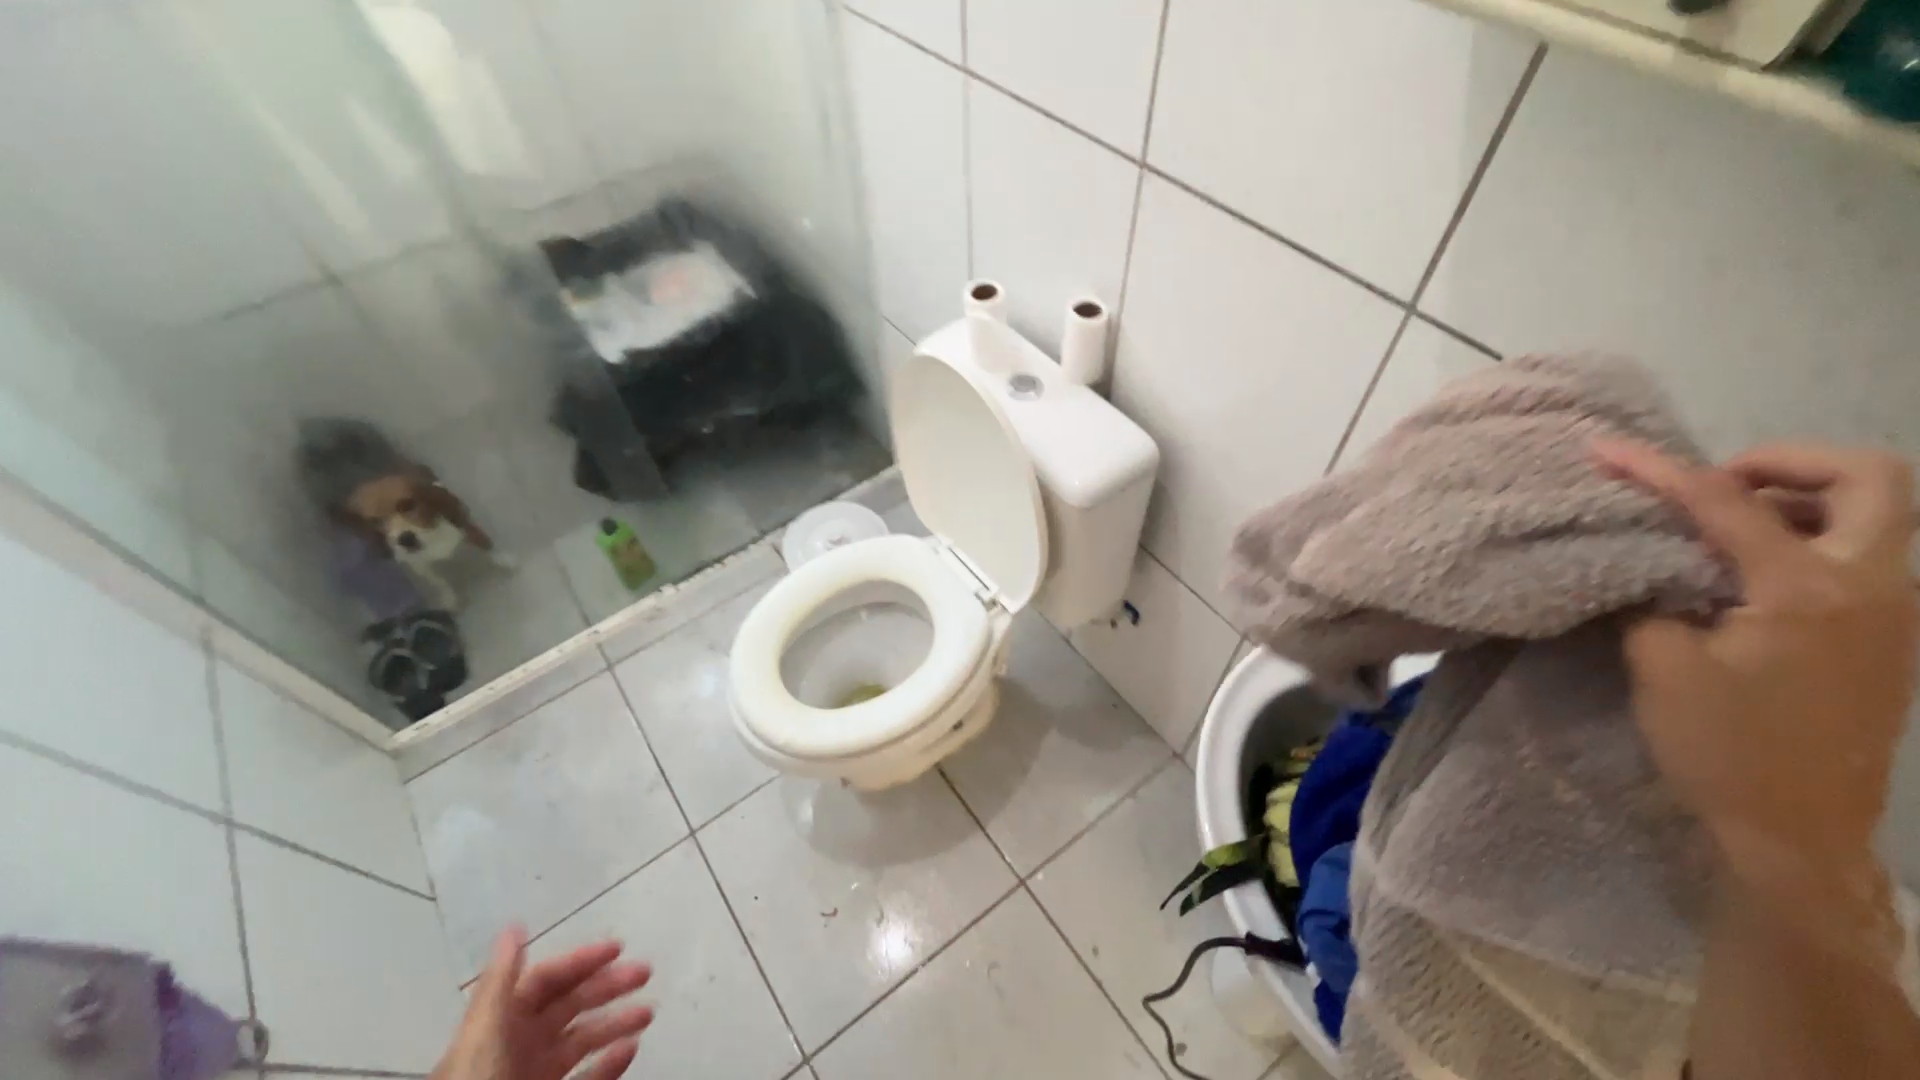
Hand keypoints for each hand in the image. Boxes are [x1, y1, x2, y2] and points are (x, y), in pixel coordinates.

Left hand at [430, 927, 653, 1079]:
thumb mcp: (483, 1036)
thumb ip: (501, 983)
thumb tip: (513, 927)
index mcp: (500, 1024)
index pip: (546, 980)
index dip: (580, 961)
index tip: (619, 947)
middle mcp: (518, 1047)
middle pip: (568, 1006)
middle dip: (607, 986)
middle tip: (645, 973)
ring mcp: (533, 1078)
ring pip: (581, 1042)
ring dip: (615, 1023)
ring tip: (648, 1013)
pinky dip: (608, 1066)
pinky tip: (631, 1050)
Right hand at [1592, 440, 1916, 875]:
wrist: (1796, 832)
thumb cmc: (1725, 747)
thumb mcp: (1662, 666)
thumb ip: (1653, 597)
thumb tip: (1650, 566)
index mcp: (1808, 590)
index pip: (1726, 504)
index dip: (1659, 469)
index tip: (1606, 450)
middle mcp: (1871, 586)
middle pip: (1866, 478)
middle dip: (1786, 462)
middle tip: (1717, 485)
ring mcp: (1892, 612)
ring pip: (1875, 514)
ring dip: (1800, 500)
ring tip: (1725, 527)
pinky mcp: (1887, 637)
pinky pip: (1861, 556)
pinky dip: (1806, 539)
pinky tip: (1747, 573)